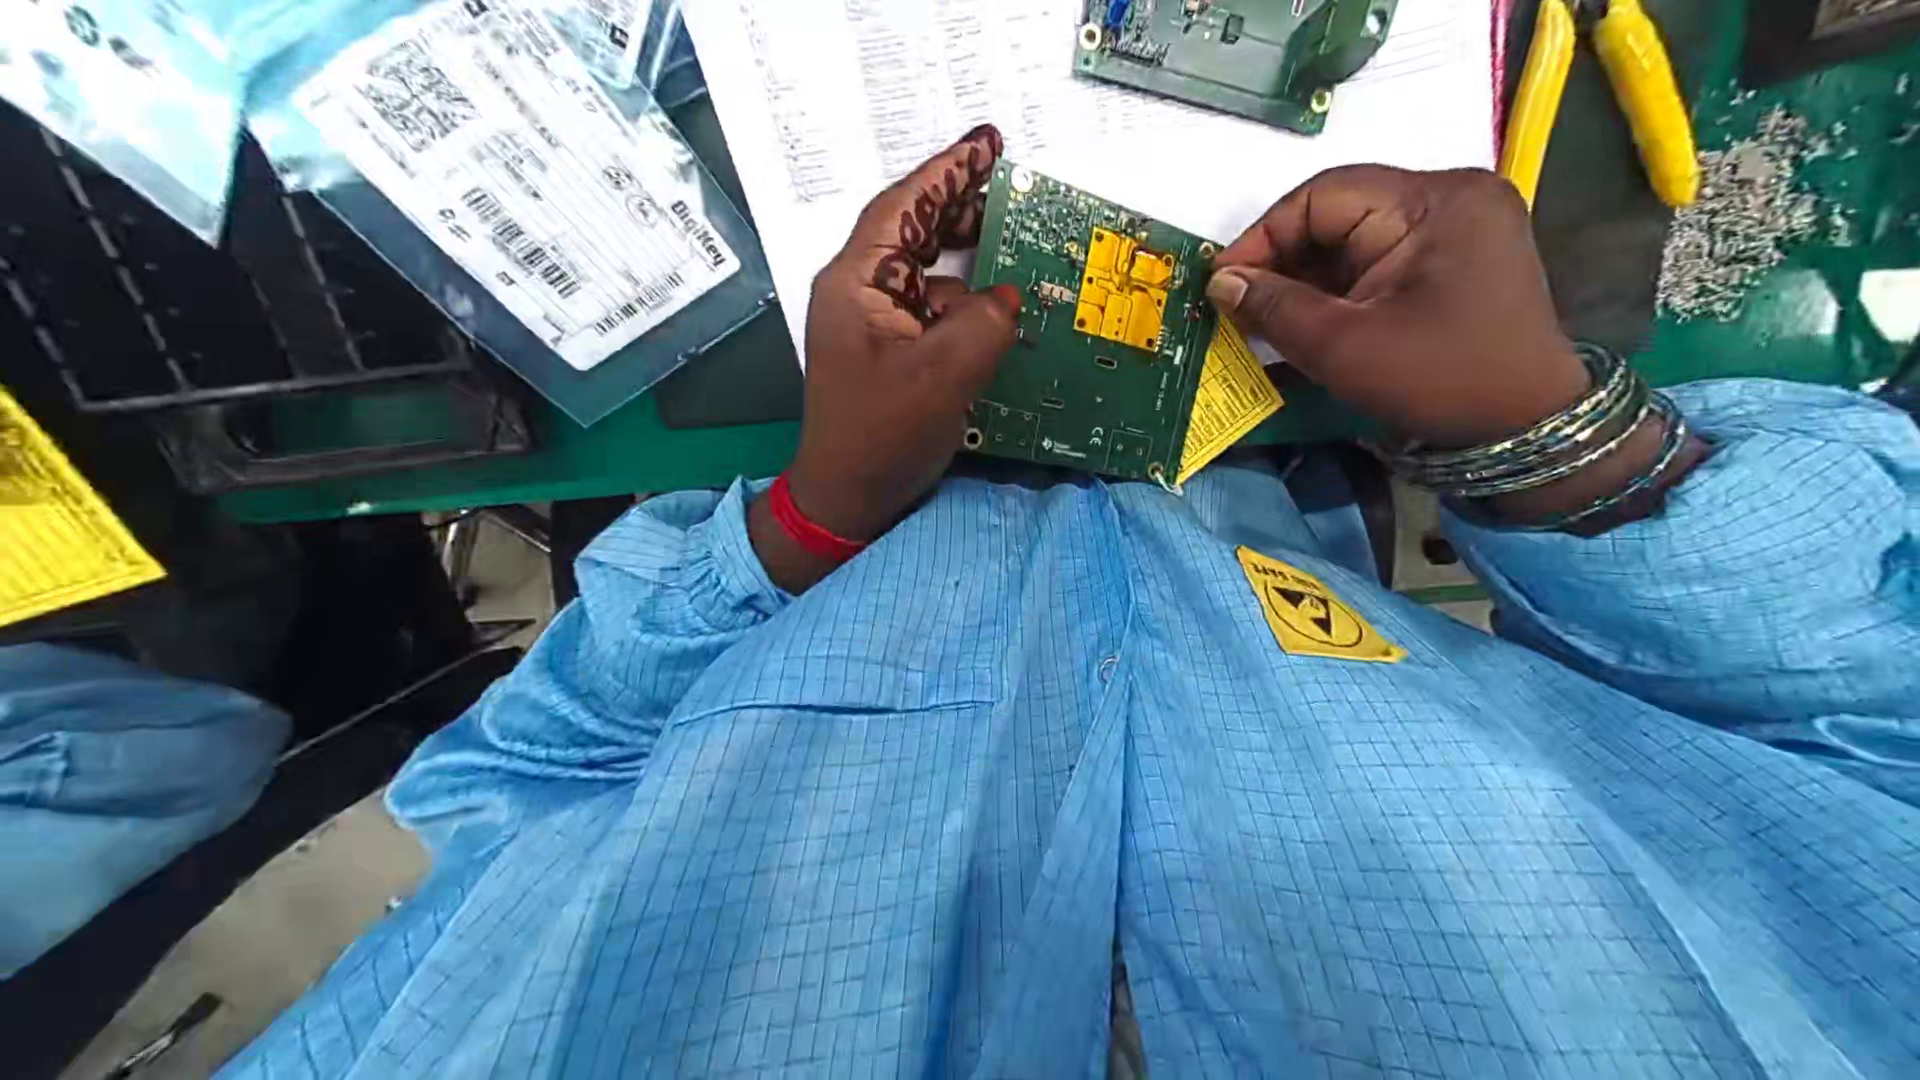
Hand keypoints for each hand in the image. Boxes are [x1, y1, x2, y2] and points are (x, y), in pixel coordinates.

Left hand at [750, 125, 1020, 590]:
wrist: (848, 498)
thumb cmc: (882, 436)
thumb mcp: (943, 375)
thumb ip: (985, 322)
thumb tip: (1005, 297)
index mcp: (857, 284)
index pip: (903, 207)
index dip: (948, 171)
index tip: (989, 143)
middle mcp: (860, 296)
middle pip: (912, 233)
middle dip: (959, 209)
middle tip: (1009, 192)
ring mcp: (874, 328)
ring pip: (926, 277)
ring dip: (968, 264)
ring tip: (1014, 250)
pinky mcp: (890, 356)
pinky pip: (933, 316)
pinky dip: (965, 309)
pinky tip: (996, 315)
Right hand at [1209, 165, 1704, 528]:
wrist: (1522, 425)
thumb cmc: (1434, 380)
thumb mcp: (1340, 346)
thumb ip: (1273, 307)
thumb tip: (1219, 282)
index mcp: (1432, 203)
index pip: (1323, 195)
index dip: (1262, 236)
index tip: (1221, 282)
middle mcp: (1449, 197)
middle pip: (1337, 213)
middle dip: (1280, 259)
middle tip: (1237, 304)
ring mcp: (1453, 226)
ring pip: (1350, 238)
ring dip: (1301, 276)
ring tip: (1261, 316)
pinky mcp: (1449, 257)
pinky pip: (1372, 258)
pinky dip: (1331, 287)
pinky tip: (1301, 316)